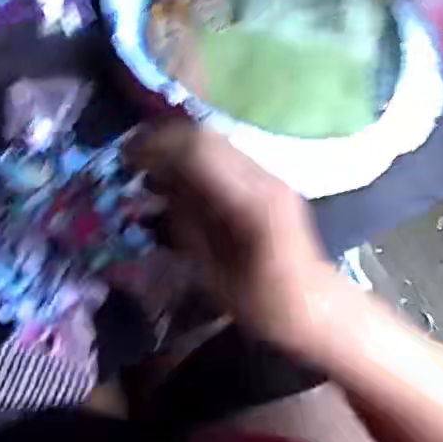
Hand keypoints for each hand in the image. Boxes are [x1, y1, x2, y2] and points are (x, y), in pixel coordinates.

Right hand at [130, 122, 344, 351]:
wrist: (315, 305)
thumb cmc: (261, 304)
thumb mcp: (212, 273)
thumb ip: (185, 224)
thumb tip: (156, 188)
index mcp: (250, 203)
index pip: (199, 151)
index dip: (158, 147)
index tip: (127, 157)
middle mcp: (263, 178)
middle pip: (207, 136)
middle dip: (164, 140)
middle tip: (133, 158)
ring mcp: (270, 175)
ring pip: (217, 140)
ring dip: (181, 146)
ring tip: (152, 168)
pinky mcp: (270, 179)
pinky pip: (227, 155)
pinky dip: (197, 158)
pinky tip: (180, 179)